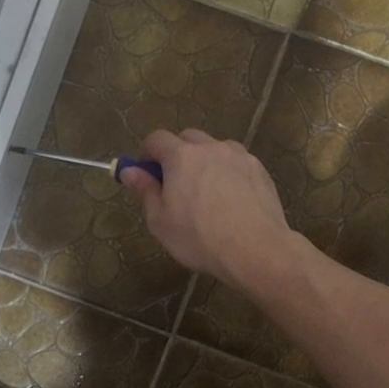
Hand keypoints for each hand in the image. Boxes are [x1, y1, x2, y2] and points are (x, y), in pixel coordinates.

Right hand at [120, 129, 300, 287]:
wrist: (254, 249)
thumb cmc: (199, 238)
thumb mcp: (160, 221)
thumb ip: (145, 191)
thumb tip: (129, 171)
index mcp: (181, 157)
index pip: (156, 139)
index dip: (147, 153)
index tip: (145, 172)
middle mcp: (211, 148)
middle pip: (187, 138)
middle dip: (176, 153)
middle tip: (175, 183)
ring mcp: (239, 156)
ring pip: (215, 148)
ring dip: (205, 160)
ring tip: (206, 191)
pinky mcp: (259, 169)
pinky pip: (236, 162)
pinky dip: (227, 172)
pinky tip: (230, 199)